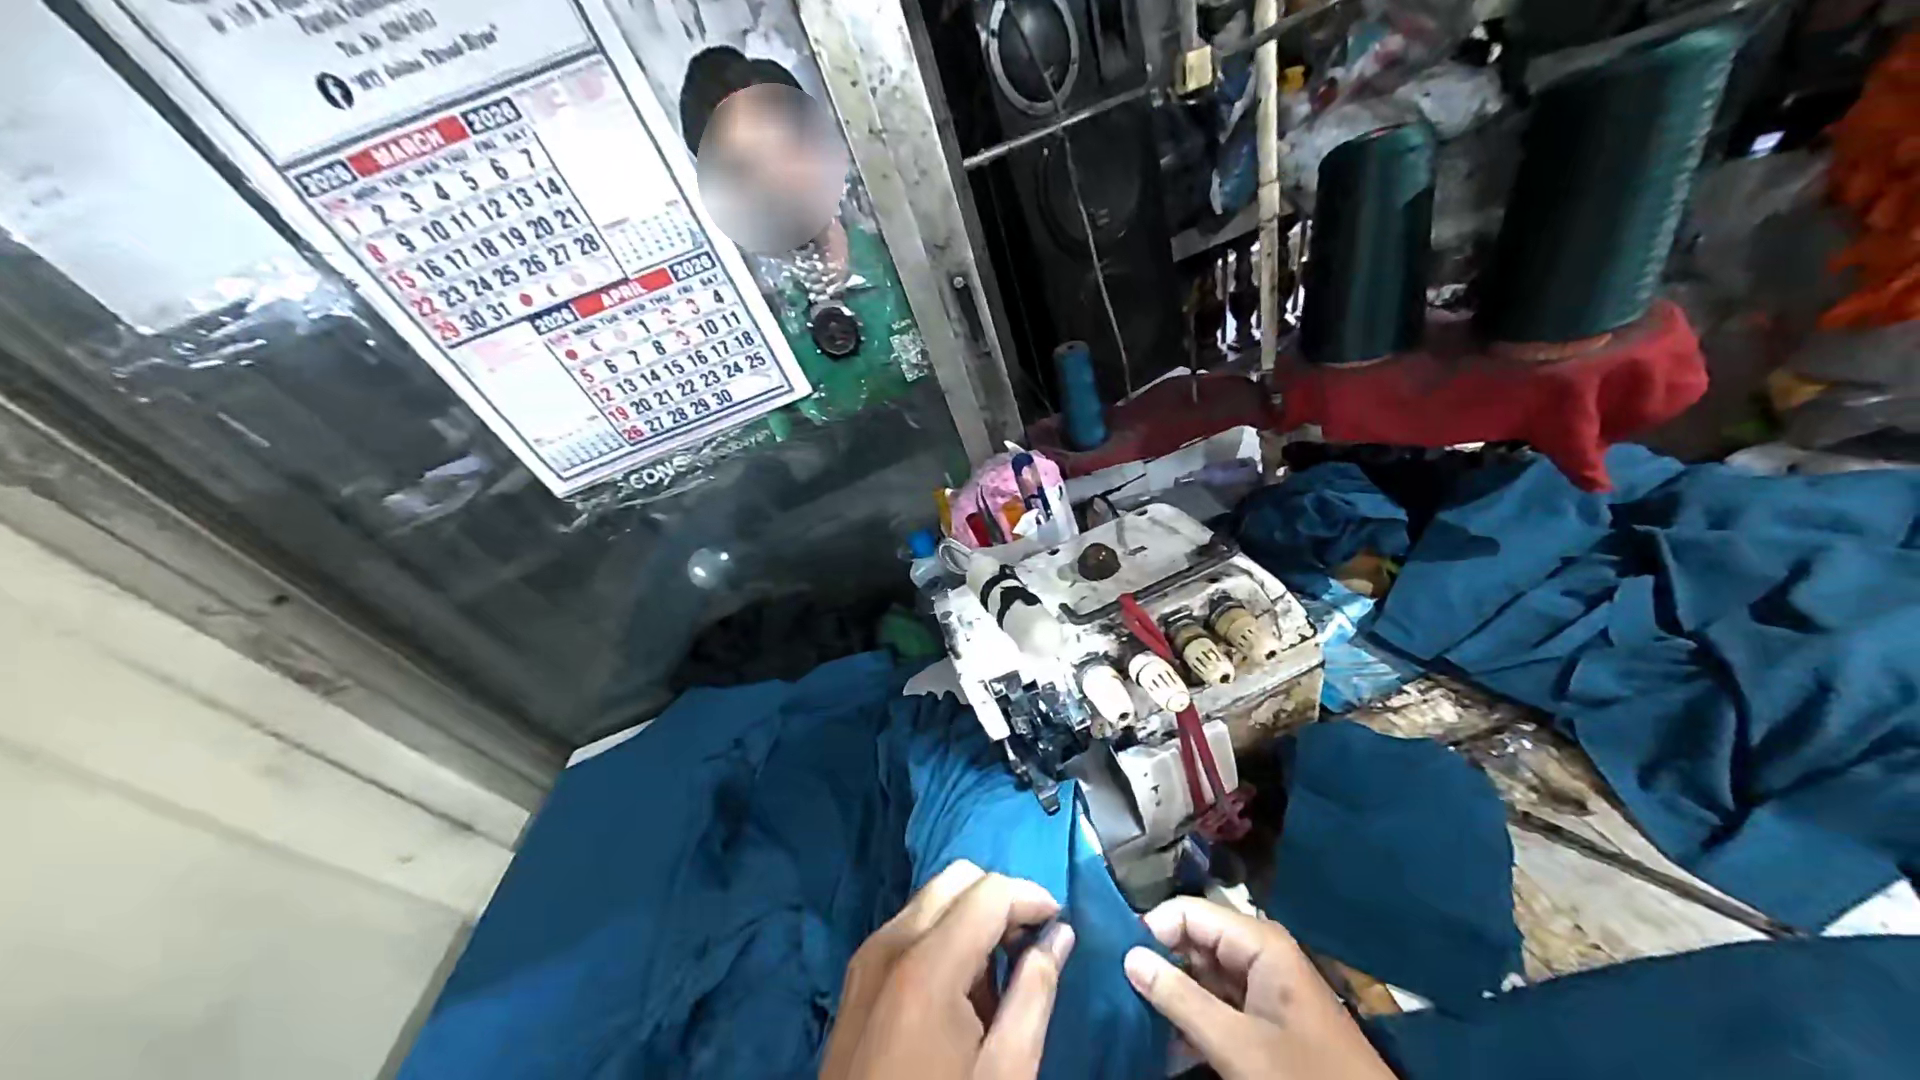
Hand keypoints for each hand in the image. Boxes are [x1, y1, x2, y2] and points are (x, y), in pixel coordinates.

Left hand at [821, 860, 1075, 1079]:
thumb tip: (1058, 934)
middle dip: (1000, 899)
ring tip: (998, 975)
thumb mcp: (1004, 1073)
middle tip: (1029, 945)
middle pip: (957, 878)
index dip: (1031, 897)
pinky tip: (961, 987)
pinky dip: (944, 932)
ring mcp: (868, 955)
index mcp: (926, 964)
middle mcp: (891, 942)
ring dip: (972, 914)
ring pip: (933, 896)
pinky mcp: (858, 973)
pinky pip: (911, 924)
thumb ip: (1035, 993)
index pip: (989, 891)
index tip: (1058, 924)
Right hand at [1123, 897, 1395, 1079]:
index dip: (1152, 931)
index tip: (1120, 963)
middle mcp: (1259, 950)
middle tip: (1124, 990)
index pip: (1187, 911)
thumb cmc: (1303, 1079)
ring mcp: (1263, 981)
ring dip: (1174, 992)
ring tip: (1139, 1014)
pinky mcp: (1265, 1012)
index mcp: (1258, 941)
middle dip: (1160, 961)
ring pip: (1202, 969)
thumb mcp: (1235, 1044)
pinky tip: (1170, 1039)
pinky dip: (1193, 1013)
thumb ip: (1179, 997)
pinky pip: (1218, 997)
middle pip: (1194, 937)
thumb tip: (1128, 956)